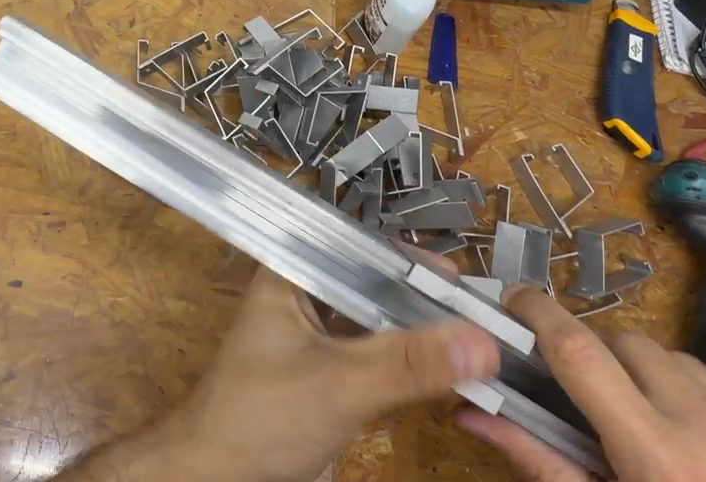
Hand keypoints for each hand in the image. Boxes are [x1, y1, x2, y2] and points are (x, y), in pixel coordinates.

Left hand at [58, 262, 499, 481]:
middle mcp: (303, 295)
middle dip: (421, 296)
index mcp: (290, 273)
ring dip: (419, 331)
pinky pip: (376, 356)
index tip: (461, 278)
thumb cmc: (262, 415)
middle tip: (481, 312)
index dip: (406, 258)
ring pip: (376, 320)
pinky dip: (409, 362)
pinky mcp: (328, 373)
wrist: (221, 476)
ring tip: (477, 338)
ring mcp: (316, 336)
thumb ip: (408, 363)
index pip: (355, 246)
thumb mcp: (339, 384)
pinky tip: (449, 371)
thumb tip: (484, 343)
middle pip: (370, 282)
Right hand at [456, 287, 705, 481]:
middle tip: (599, 398)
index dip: (540, 314)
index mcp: (663, 461)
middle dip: (605, 357)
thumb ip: (541, 462)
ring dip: (665, 384)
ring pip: (691, 368)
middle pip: (634, 347)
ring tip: (672, 439)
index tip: (517, 299)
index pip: (581, 354)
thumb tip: (470, 411)